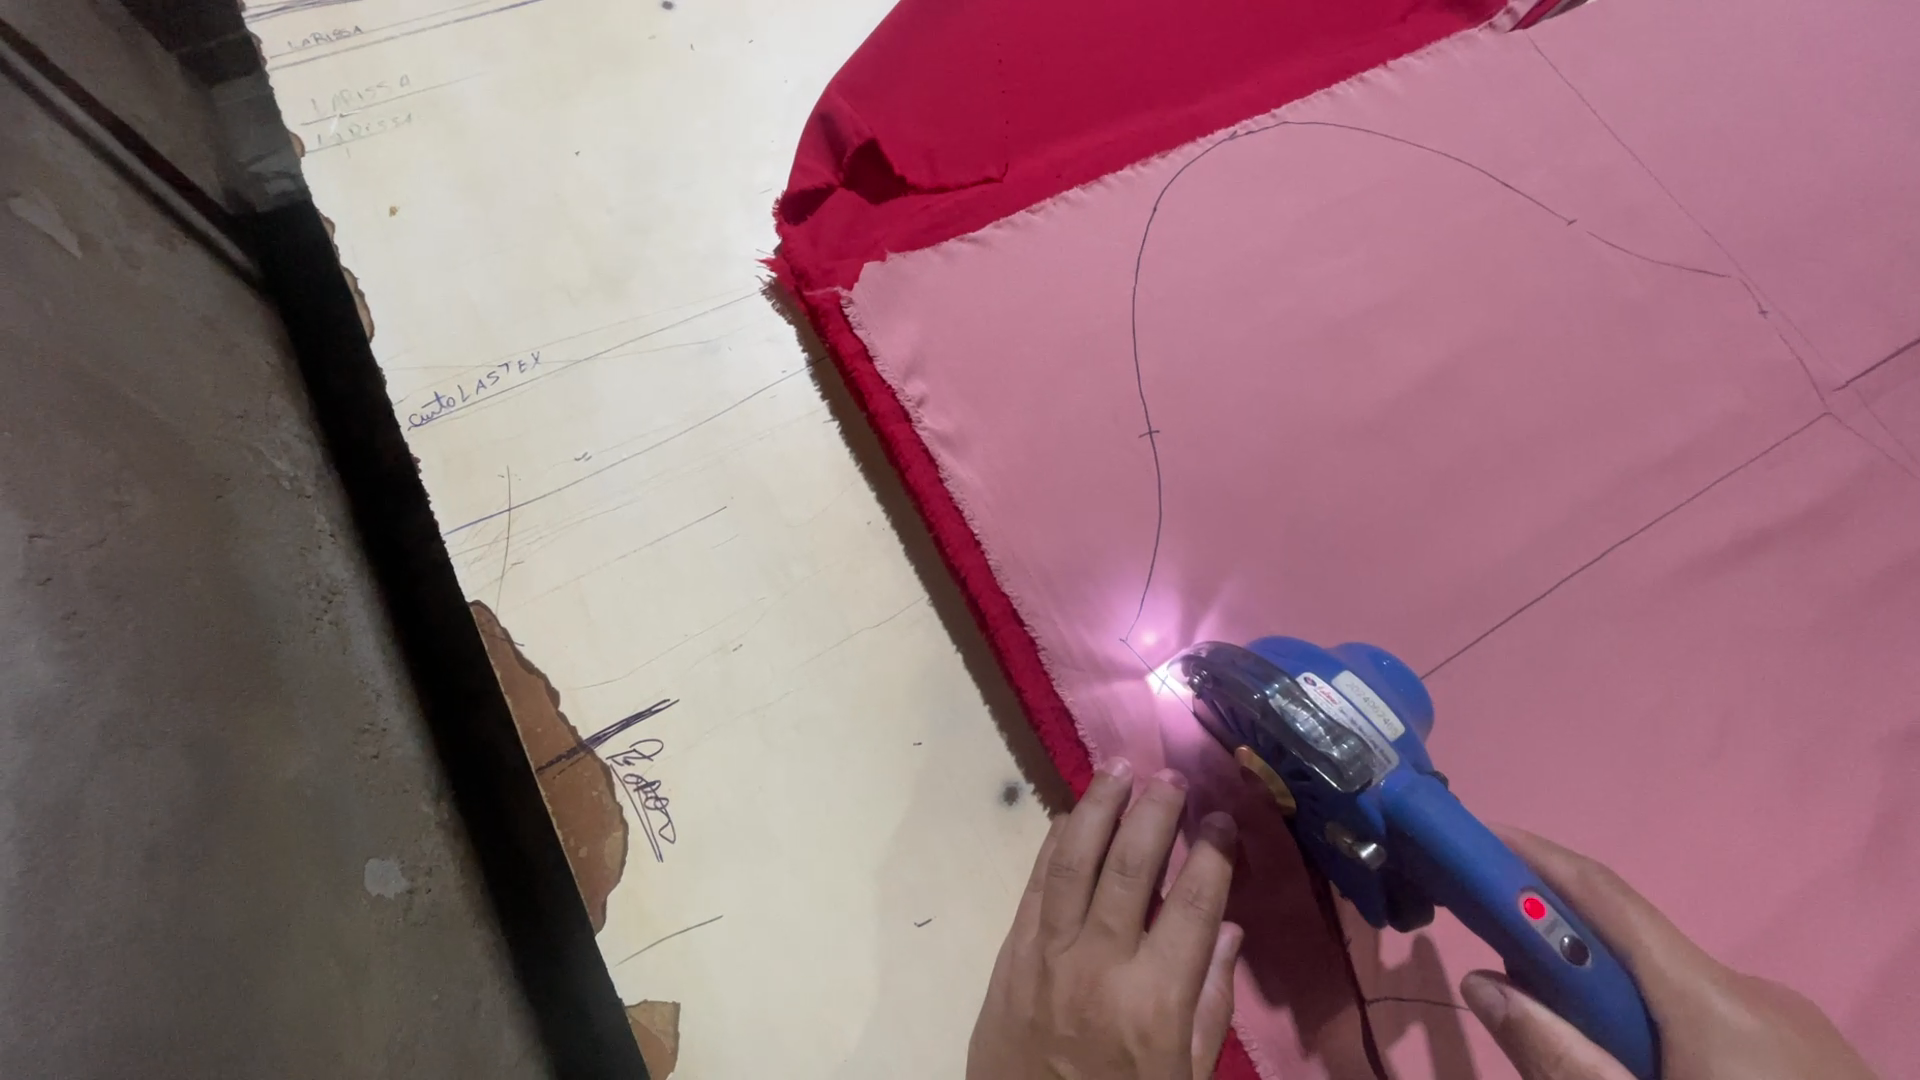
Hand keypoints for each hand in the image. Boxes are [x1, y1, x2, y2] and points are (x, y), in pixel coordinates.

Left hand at [967, 757, 1242, 1079]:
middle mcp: (1101, 964)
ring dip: (1098, 807)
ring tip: (1116, 768)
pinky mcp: (1012, 950)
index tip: (1222, 817)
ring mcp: (1049, 951)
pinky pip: (1037, 881)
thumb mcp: (1185, 1077)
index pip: (1194, 907)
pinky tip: (1070, 812)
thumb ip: (1210, 1003)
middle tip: (1171, 775)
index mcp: (1156, 1002)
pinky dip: (1054, 841)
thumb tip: (1231, 930)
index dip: (1212, 854)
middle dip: (1155, 812)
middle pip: (1131, 866)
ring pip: (1075, 858)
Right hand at [1463, 828, 1878, 1079]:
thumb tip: (1479, 981)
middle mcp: (1758, 993)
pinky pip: (1711, 1018)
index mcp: (1716, 1000)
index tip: (1471, 837)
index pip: (1606, 894)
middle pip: (1631, 947)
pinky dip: (1658, 1026)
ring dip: (1612, 999)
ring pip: (1669, 988)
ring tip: (1584, 1052)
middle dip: (1561, 949)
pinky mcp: (1819, 1060)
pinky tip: (1649, 1072)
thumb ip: (1558, 1058)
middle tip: (1505, 976)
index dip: (1533, 855)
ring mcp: (1798, 1027)